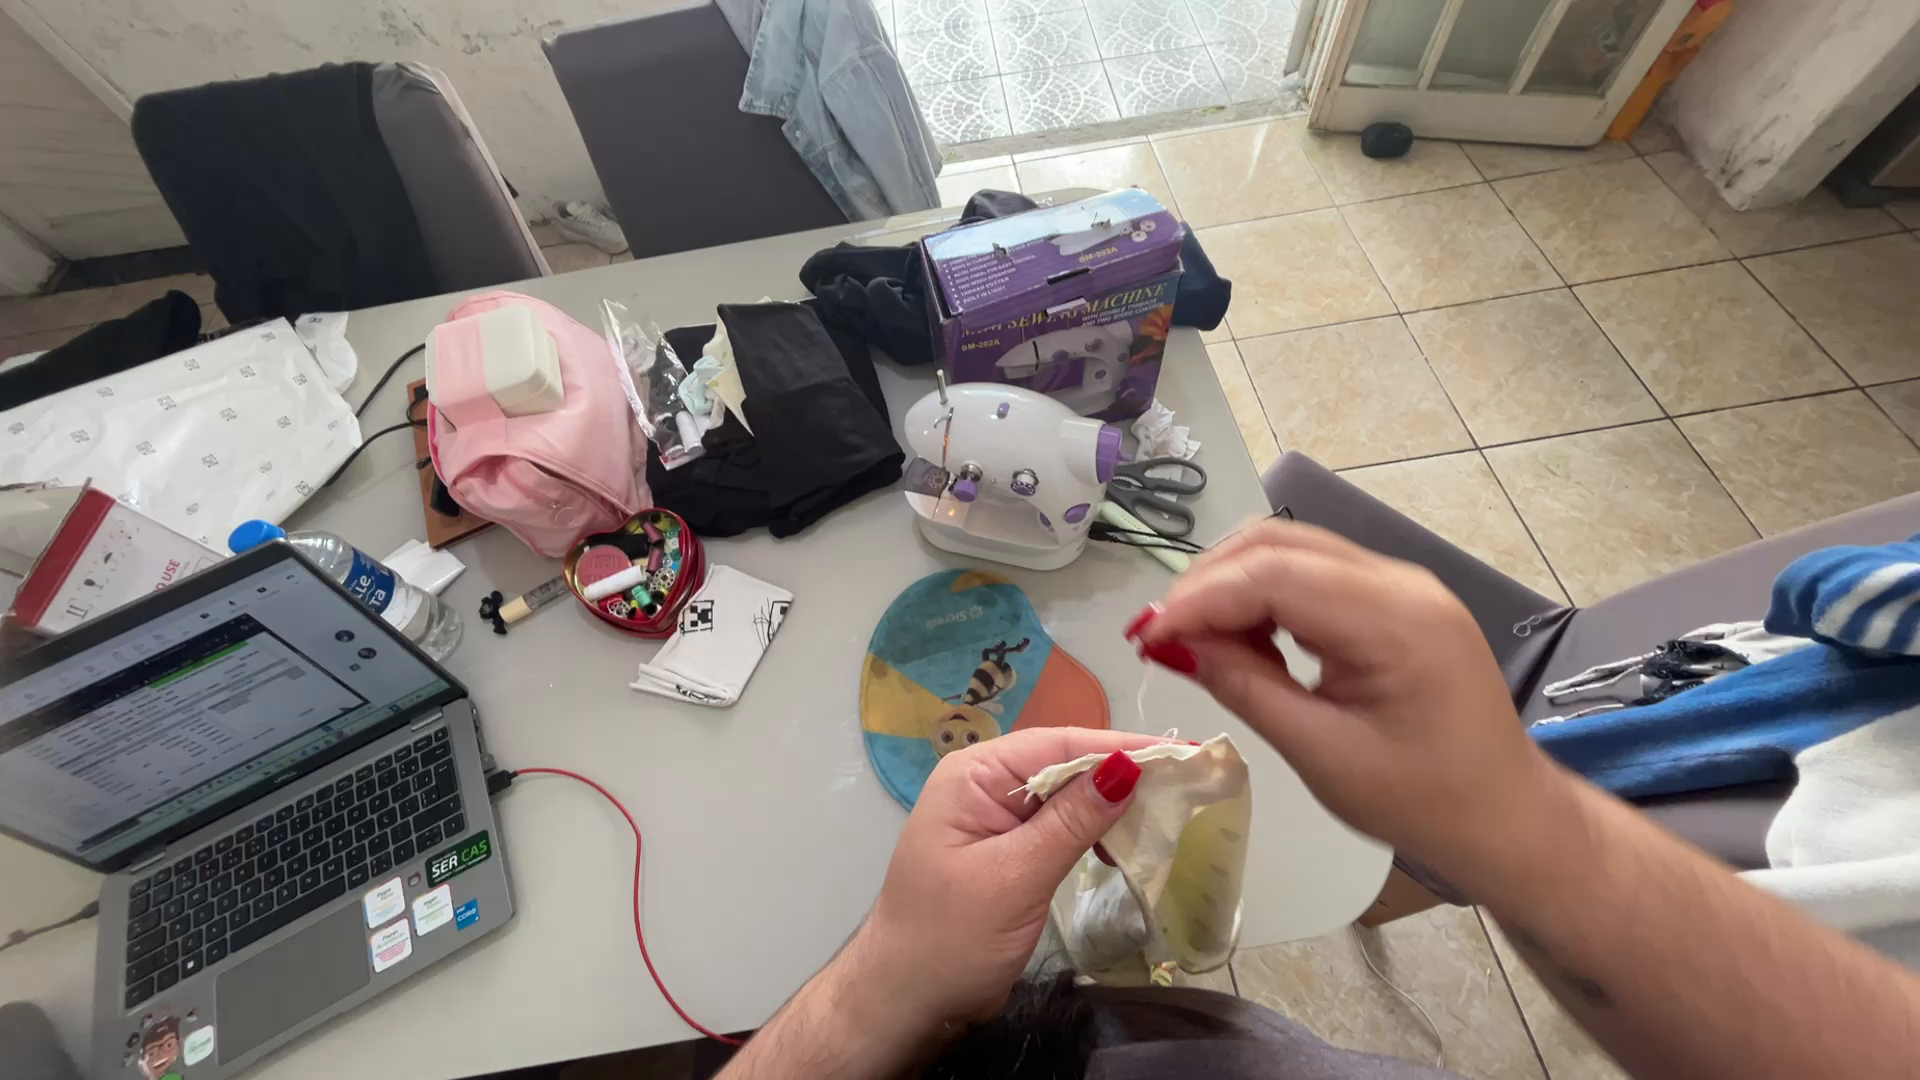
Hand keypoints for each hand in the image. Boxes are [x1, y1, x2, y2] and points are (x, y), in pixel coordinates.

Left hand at [852, 727, 1160, 1031]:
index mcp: (974, 774)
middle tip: (1184, 780)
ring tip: (1163, 810)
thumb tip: (1125, 768)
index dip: (1119, 745)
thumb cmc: (949, 938)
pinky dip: (1091, 828)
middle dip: (1120, 769)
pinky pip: (1056, 821)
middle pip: (1062, 760)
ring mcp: (994, 813)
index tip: (1177, 752)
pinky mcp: (1006, 844)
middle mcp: (983, 782)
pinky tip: (1120, 841)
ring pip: (1063, 791)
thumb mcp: (1014, 877)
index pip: (1056, 743)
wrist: (904, 1000)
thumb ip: (1070, 821)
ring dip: (1109, 800)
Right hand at [1129, 520, 1564, 875]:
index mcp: (1395, 619)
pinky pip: (1304, 571)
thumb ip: (1242, 685)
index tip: (1145, 637)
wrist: (1510, 820)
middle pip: (1275, 543)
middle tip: (1160, 635)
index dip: (1198, 598)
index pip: (1272, 575)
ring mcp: (1395, 581)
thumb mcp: (1321, 753)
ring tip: (1191, 637)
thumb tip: (1170, 644)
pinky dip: (1256, 594)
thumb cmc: (1423, 801)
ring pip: (1284, 547)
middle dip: (1205, 582)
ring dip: (1226, 583)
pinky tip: (1239, 636)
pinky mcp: (1385, 595)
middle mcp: (1398, 579)